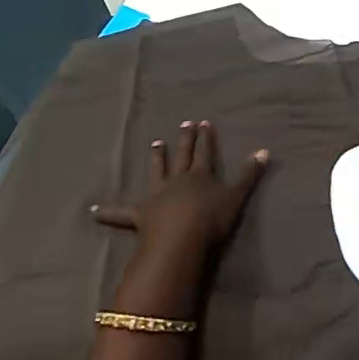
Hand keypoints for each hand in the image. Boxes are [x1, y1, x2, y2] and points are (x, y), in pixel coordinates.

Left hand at [93, 120, 269, 255]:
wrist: (182, 237)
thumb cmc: (211, 219)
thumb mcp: (236, 197)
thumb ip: (249, 175)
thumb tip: (265, 151)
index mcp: (200, 176)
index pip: (205, 152)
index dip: (206, 138)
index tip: (204, 122)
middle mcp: (178, 179)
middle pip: (182, 156)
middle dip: (185, 140)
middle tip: (184, 123)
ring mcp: (157, 195)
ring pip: (157, 171)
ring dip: (156, 157)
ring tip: (155, 142)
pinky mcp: (140, 214)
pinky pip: (121, 213)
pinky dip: (108, 212)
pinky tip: (93, 210)